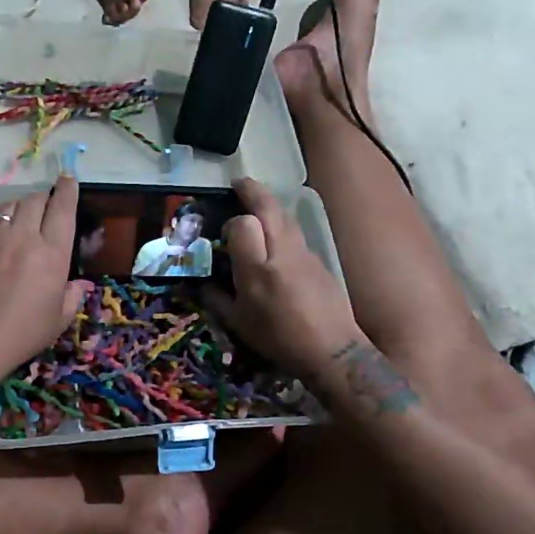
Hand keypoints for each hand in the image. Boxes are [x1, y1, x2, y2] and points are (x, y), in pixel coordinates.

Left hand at [0, 179, 90, 388]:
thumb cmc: (22, 336)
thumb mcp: (58, 320)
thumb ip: (72, 296)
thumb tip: (80, 285)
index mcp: (51, 254)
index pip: (63, 209)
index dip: (67, 191)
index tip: (68, 180)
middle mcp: (22, 238)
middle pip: (34, 202)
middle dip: (43, 199)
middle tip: (45, 206)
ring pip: (5, 207)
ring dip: (16, 206)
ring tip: (19, 213)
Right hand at [207, 179, 363, 384]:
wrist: (332, 350)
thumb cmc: (279, 340)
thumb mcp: (239, 324)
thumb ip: (217, 299)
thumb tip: (202, 284)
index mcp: (257, 271)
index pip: (243, 224)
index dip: (232, 222)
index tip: (224, 234)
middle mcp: (282, 254)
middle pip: (269, 208)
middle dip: (252, 191)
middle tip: (238, 183)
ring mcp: (304, 254)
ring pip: (286, 216)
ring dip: (270, 205)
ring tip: (255, 203)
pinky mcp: (319, 259)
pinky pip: (296, 233)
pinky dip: (282, 225)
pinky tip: (275, 236)